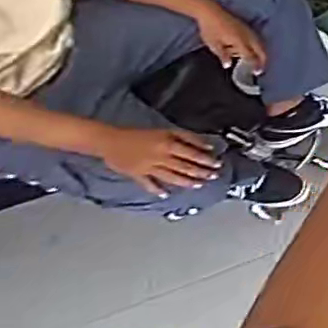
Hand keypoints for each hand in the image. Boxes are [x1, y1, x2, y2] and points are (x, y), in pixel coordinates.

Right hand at [96, 126, 222, 197]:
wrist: (109, 141)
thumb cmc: (142, 135)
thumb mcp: (169, 131)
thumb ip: (190, 138)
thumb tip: (209, 146)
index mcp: (168, 146)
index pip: (192, 155)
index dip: (207, 160)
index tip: (218, 164)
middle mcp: (159, 158)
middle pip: (184, 167)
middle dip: (201, 173)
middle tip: (214, 176)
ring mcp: (146, 168)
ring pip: (170, 177)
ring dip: (186, 182)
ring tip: (199, 185)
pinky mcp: (134, 175)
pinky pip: (147, 184)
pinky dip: (156, 190)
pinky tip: (165, 195)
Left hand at [195, 5, 266, 73]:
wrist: (212, 12)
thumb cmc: (210, 29)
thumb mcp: (213, 43)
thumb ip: (222, 55)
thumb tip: (228, 66)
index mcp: (241, 42)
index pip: (251, 56)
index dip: (255, 65)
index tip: (256, 73)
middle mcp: (250, 38)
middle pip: (261, 52)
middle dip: (262, 61)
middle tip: (259, 69)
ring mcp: (251, 33)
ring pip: (261, 47)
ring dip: (259, 54)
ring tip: (251, 59)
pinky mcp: (250, 30)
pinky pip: (258, 42)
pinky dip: (258, 48)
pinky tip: (251, 50)